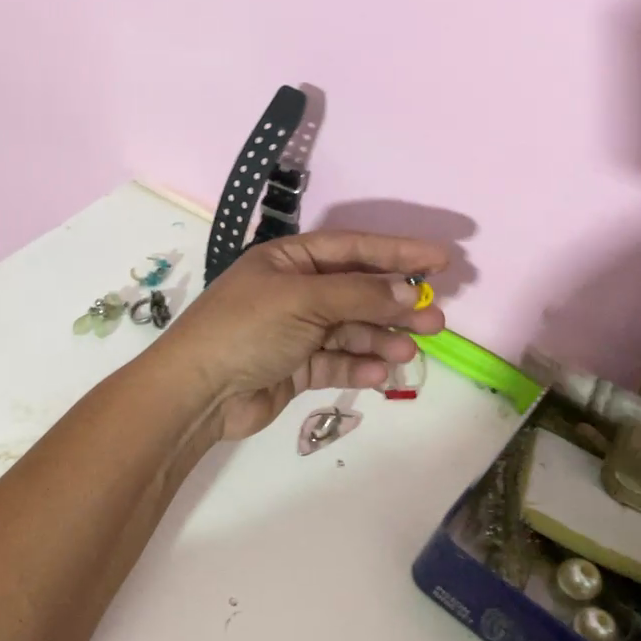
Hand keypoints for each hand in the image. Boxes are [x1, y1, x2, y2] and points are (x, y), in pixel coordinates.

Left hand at [147, 232, 448, 440]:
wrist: (198, 392)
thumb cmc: (246, 329)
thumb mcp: (303, 300)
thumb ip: (359, 295)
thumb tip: (409, 292)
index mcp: (288, 261)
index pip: (352, 249)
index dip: (397, 253)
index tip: (442, 261)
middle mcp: (293, 292)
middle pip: (357, 292)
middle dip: (395, 304)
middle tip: (436, 318)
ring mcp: (295, 332)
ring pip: (351, 331)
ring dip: (382, 339)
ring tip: (411, 350)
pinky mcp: (295, 369)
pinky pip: (337, 363)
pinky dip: (358, 367)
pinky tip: (378, 374)